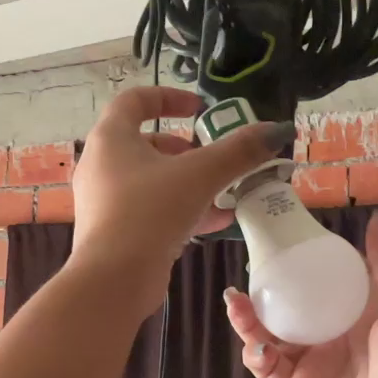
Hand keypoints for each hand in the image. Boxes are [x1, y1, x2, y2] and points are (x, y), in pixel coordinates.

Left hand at [69, 86, 291, 303]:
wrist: (113, 280)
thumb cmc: (150, 212)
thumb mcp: (200, 176)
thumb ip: (239, 151)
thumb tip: (277, 130)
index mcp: (110, 139)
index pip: (134, 100)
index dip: (169, 97)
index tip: (199, 108)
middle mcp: (100, 165)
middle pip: (144, 144)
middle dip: (184, 150)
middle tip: (212, 159)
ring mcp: (102, 201)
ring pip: (149, 181)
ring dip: (187, 183)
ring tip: (222, 194)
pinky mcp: (111, 233)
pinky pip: (147, 211)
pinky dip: (177, 210)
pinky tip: (213, 223)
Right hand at [224, 209, 377, 377]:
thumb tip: (372, 220)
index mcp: (368, 313)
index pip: (329, 279)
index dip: (305, 260)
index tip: (281, 239)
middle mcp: (339, 337)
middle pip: (294, 306)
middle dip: (269, 289)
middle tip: (247, 272)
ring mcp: (317, 369)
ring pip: (274, 336)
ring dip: (252, 320)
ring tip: (235, 303)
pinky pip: (270, 372)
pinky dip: (256, 356)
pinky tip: (255, 345)